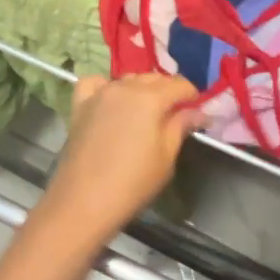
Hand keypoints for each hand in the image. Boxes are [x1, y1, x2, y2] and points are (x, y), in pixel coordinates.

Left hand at [39, 75, 201, 245]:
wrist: (83, 201)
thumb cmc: (132, 183)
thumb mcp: (165, 157)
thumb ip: (181, 126)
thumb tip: (198, 111)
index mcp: (150, 98)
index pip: (179, 85)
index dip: (191, 94)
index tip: (197, 109)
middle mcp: (125, 87)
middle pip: (153, 78)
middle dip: (168, 91)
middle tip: (175, 113)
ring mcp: (100, 93)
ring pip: (127, 79)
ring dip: (141, 88)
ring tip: (146, 110)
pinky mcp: (80, 104)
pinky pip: (96, 83)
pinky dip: (106, 86)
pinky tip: (111, 100)